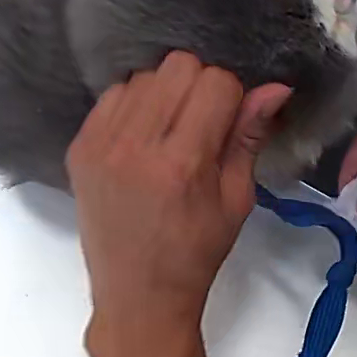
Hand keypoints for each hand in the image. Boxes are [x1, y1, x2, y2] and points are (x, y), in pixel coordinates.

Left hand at [67, 51, 290, 339]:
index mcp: (183, 162)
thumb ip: (249, 137)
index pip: (216, 83)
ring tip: (175, 134)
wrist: (140, 290)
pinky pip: (114, 94)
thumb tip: (276, 89)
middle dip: (203, 88)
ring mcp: (100, 141)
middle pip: (178, 66)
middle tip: (207, 127)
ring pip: (145, 75)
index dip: (235, 98)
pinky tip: (148, 139)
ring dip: (169, 94)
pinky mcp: (79, 144)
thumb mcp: (238, 198)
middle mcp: (135, 143)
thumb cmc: (200, 250)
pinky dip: (139, 105)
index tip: (234, 126)